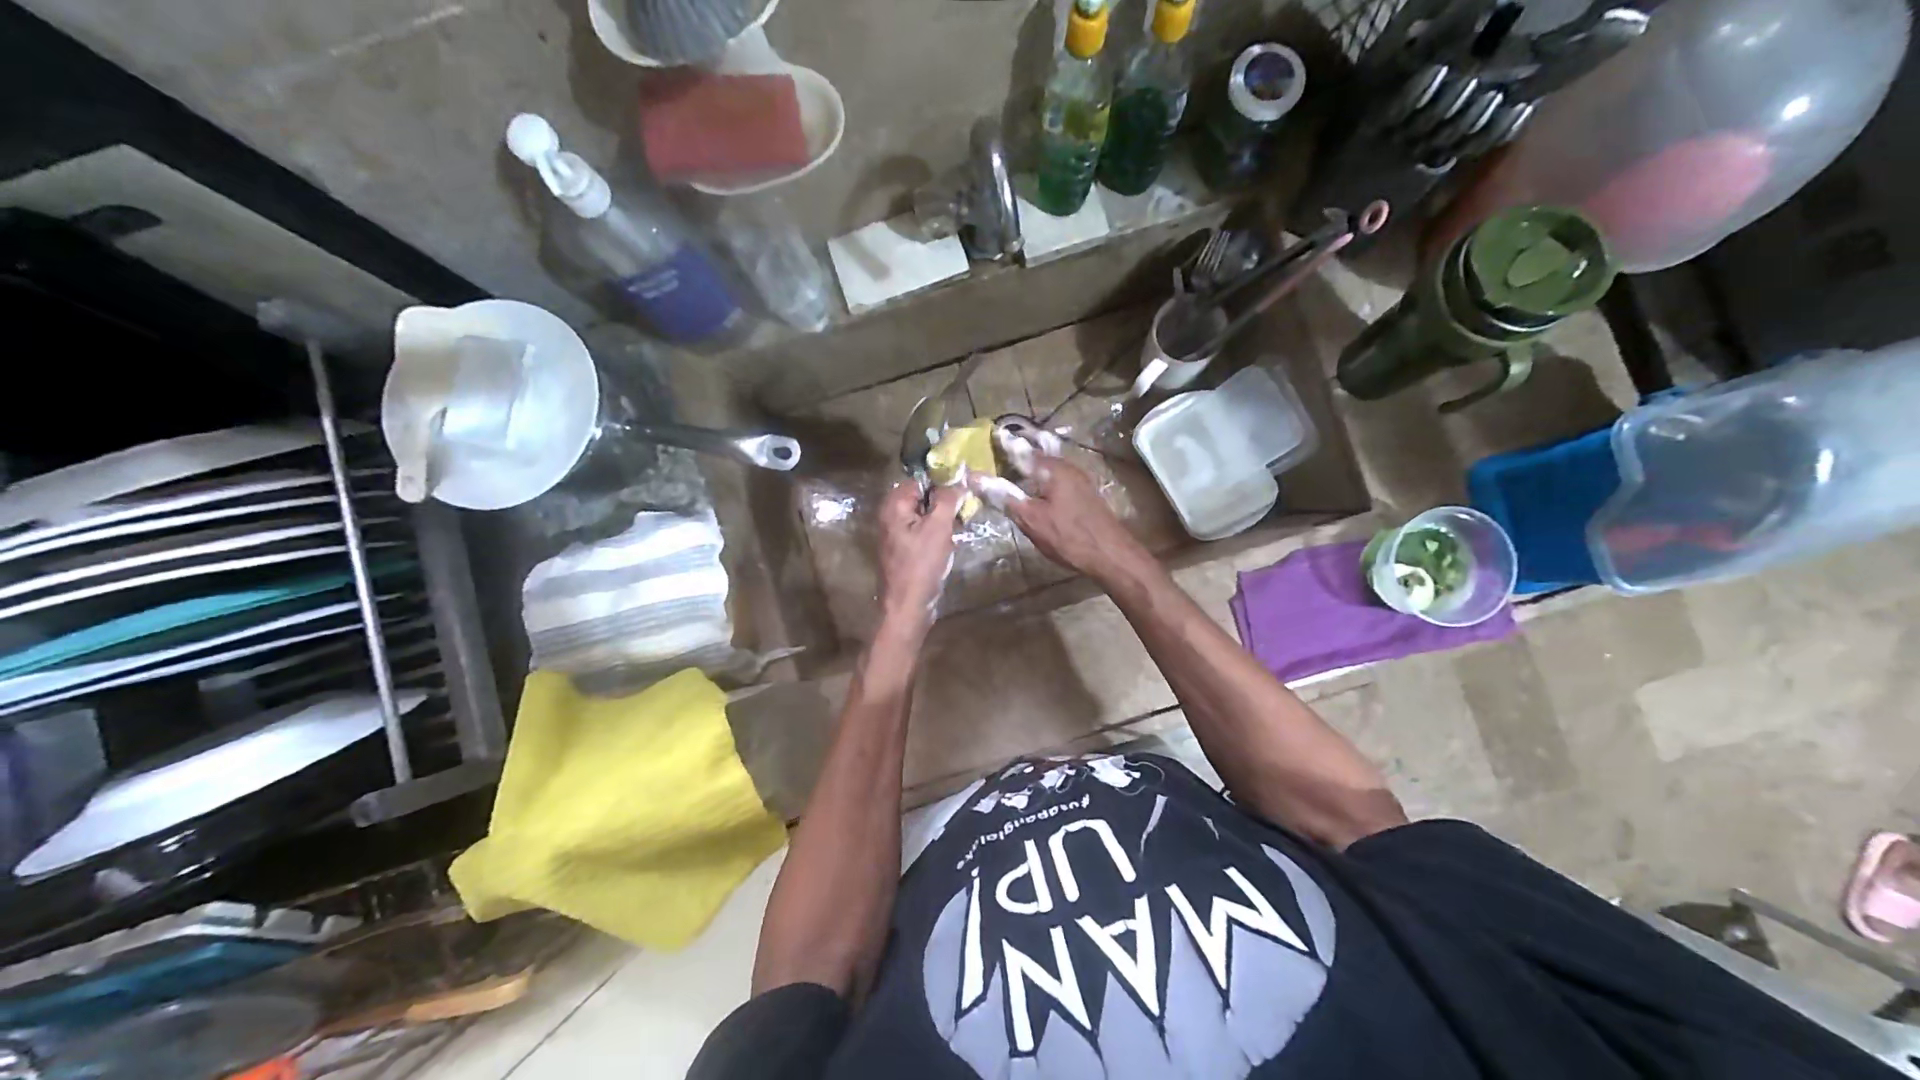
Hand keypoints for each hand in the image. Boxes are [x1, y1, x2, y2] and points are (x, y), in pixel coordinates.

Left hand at [876, 482, 962, 629]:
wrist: (908, 606)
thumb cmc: (922, 565)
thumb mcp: (939, 528)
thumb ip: (947, 499)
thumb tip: (958, 477)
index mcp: (894, 505)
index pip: (921, 480)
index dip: (943, 482)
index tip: (965, 488)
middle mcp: (890, 515)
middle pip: (922, 497)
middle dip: (945, 501)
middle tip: (966, 509)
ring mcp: (895, 533)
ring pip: (924, 515)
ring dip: (943, 518)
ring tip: (961, 524)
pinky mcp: (903, 549)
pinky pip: (922, 531)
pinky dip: (937, 532)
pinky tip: (951, 541)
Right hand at [970, 442, 1150, 586]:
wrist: (1110, 554)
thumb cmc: (1067, 536)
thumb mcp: (1031, 518)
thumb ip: (1004, 495)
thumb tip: (974, 476)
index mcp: (1051, 469)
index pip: (1021, 449)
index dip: (1005, 442)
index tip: (992, 432)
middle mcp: (1066, 467)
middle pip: (1042, 447)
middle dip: (1026, 440)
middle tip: (1009, 435)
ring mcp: (1079, 479)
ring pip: (1053, 459)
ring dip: (1038, 453)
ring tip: (1023, 451)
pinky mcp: (1084, 493)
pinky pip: (1060, 472)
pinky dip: (1046, 468)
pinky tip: (1042, 480)